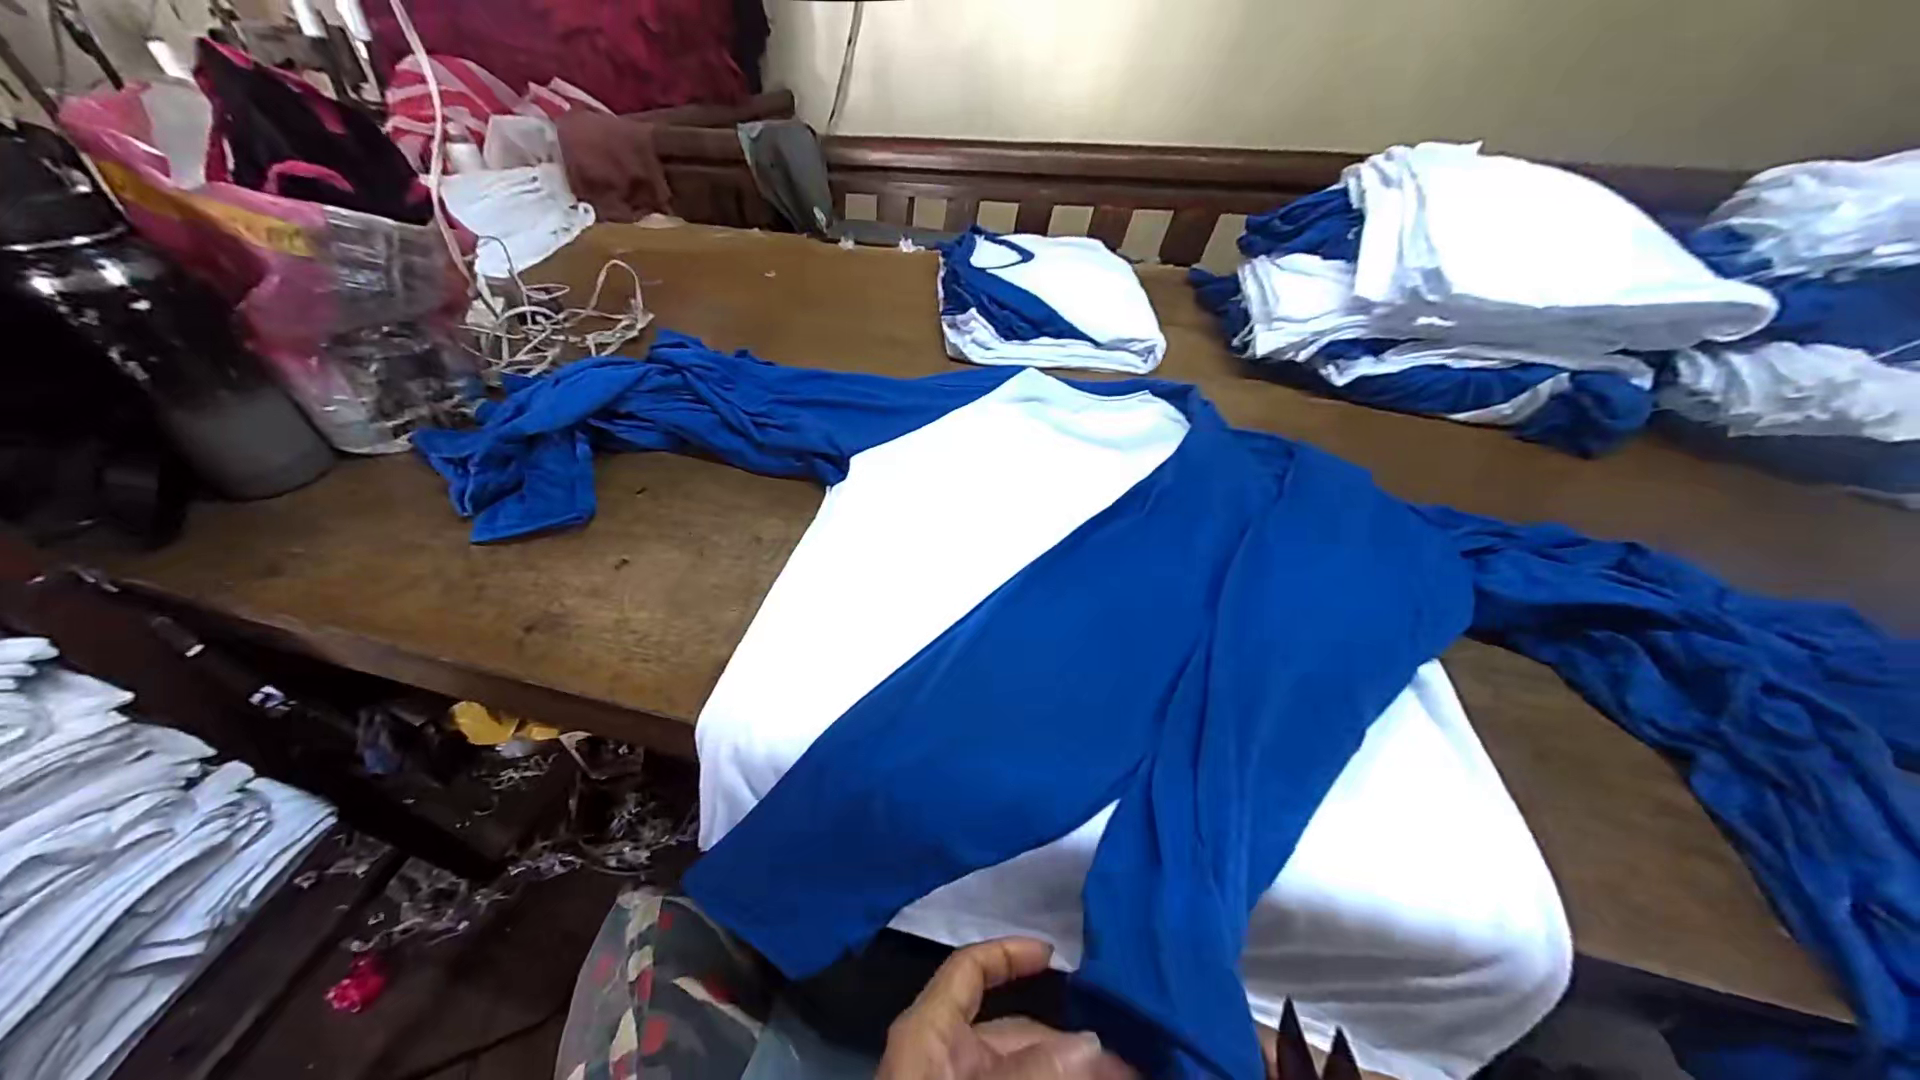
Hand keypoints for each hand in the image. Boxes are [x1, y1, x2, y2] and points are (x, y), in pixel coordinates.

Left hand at [878, 938, 1138, 1079]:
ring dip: (1075, 1075)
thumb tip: (1092, 1042)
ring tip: (1129, 1078)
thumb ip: (1031, 1072)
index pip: (969, 971)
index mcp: (932, 1033)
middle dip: (1072, 1045)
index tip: (1056, 955)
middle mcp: (949, 1058)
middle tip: (1130, 1065)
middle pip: (1015, 1033)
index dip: (1009, 954)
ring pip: (1029, 1072)